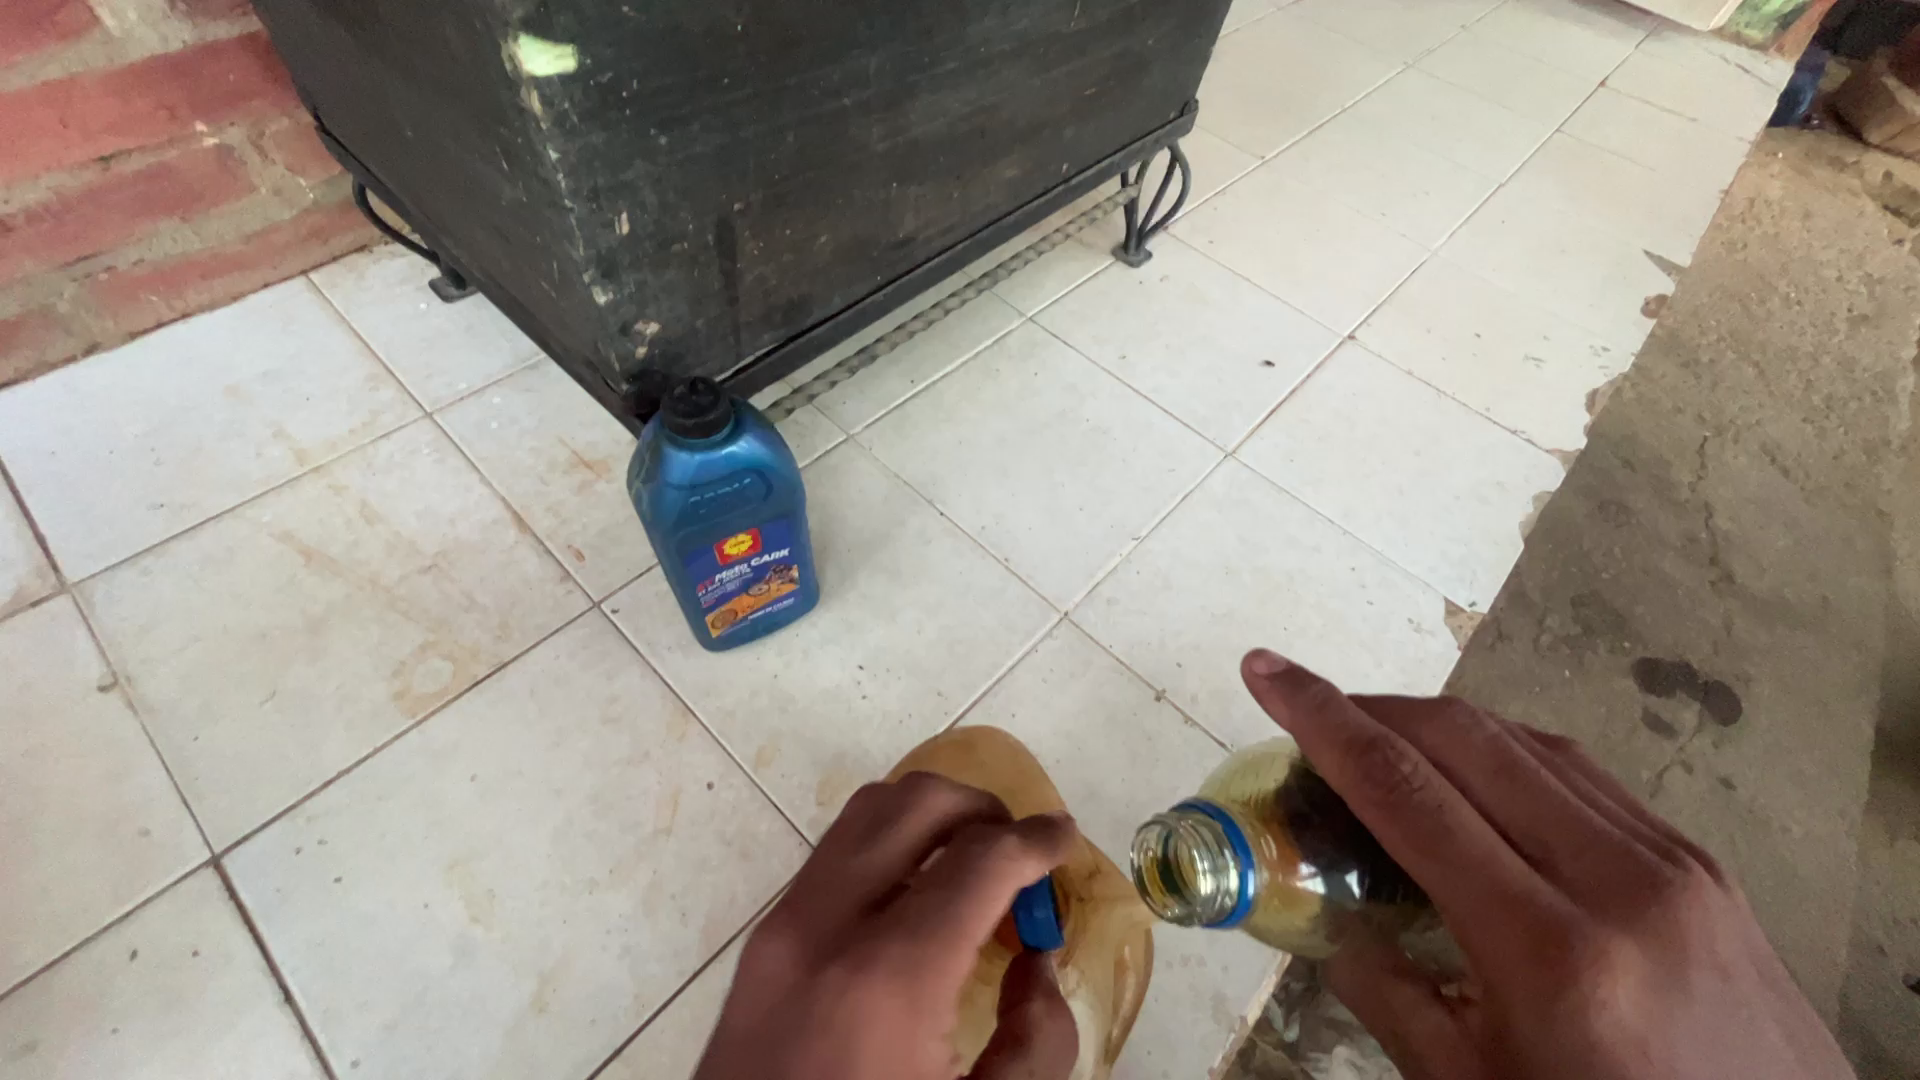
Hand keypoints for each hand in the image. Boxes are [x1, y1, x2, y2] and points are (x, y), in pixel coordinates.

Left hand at [693, 772, 1079, 1079]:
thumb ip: (1033, 1043)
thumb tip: (1035, 959)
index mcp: (889, 979)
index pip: (979, 860)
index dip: (1035, 839)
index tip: (1063, 837)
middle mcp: (827, 926)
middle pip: (917, 803)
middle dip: (982, 809)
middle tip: (1017, 853)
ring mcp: (782, 925)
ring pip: (868, 810)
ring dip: (932, 816)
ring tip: (969, 864)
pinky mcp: (761, 938)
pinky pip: (837, 849)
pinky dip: (890, 842)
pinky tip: (917, 896)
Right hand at [1239, 649, 1853, 1079]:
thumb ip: (1381, 987)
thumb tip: (1326, 911)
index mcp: (1548, 949)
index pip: (1403, 788)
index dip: (1320, 718)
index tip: (1263, 669)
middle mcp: (1618, 881)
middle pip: (1462, 738)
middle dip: (1369, 706)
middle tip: (1309, 709)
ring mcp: (1673, 863)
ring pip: (1519, 739)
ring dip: (1429, 722)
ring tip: (1375, 738)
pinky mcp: (1700, 862)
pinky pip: (1572, 770)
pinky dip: (1496, 749)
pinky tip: (1466, 772)